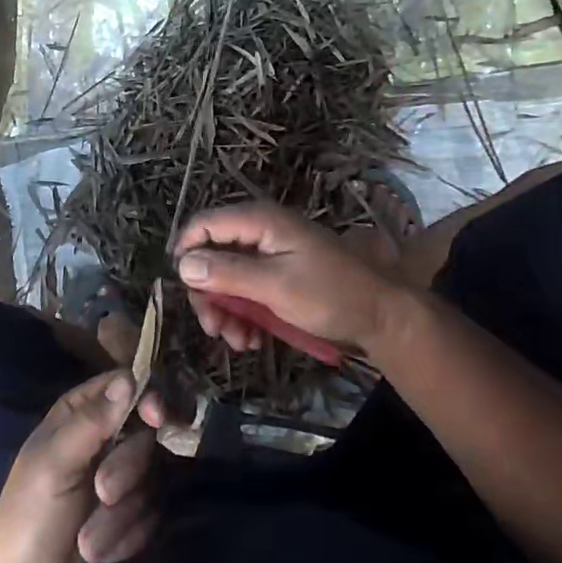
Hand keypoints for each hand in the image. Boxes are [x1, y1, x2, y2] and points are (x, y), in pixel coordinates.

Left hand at [0, 370, 159, 562]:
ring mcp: (126, 472)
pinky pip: (154, 510)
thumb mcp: (54, 465)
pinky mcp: (140, 509)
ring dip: (122, 512)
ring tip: (88, 539)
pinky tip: (101, 549)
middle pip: (147, 432)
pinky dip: (128, 533)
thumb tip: (129, 380)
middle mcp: (108, 435)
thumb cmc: (29, 515)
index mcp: (81, 412)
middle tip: (103, 493)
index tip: (156, 417)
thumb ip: (92, 422)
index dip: (147, 396)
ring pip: (153, 474)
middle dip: (127, 468)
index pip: (126, 386)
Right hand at [172, 202, 409, 354]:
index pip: (204, 224)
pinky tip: (250, 339)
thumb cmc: (329, 294)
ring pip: (226, 277)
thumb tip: (182, 264)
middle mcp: (260, 232)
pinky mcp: (277, 276)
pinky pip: (246, 291)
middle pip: (212, 255)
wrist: (381, 316)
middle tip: (212, 328)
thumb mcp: (275, 286)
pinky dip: (242, 315)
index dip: (185, 252)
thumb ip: (227, 274)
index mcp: (259, 221)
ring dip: (224, 311)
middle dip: (208, 293)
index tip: (180, 289)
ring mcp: (269, 255)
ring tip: (236, 341)